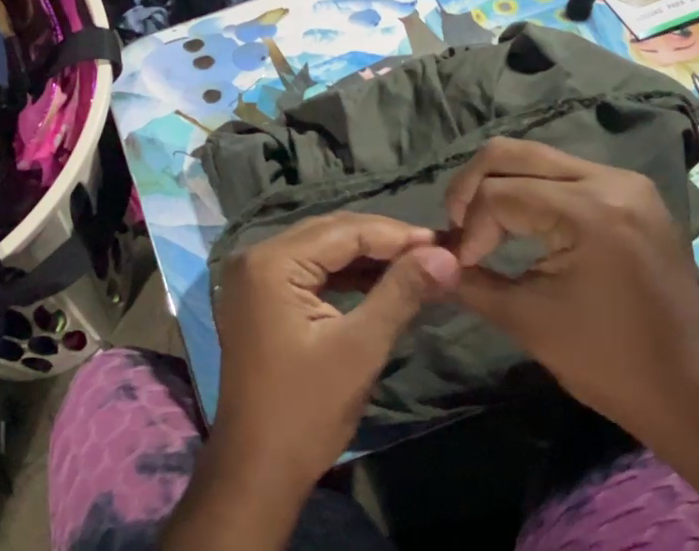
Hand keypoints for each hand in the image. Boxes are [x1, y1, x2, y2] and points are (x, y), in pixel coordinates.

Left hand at [210, 212, 460, 487]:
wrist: (257, 466)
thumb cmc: (306, 409)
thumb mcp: (360, 347)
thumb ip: (401, 292)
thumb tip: (445, 254)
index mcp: (270, 262)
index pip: (342, 231)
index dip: (397, 234)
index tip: (446, 242)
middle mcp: (254, 257)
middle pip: (328, 234)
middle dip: (383, 241)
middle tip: (436, 252)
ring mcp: (252, 278)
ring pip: (319, 251)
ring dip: (366, 258)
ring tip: (418, 265)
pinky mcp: (259, 299)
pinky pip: (307, 272)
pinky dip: (343, 277)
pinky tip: (381, 283)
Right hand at [443, 138, 698, 432]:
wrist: (693, 392)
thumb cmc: (608, 362)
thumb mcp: (526, 320)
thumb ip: (469, 281)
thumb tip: (425, 261)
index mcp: (590, 213)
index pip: (497, 193)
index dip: (468, 227)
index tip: (462, 266)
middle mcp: (610, 182)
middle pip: (510, 153)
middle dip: (471, 188)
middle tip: (460, 230)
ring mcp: (625, 184)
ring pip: (534, 157)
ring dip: (498, 186)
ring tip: (484, 230)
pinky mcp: (631, 195)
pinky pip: (562, 172)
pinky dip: (528, 190)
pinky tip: (518, 225)